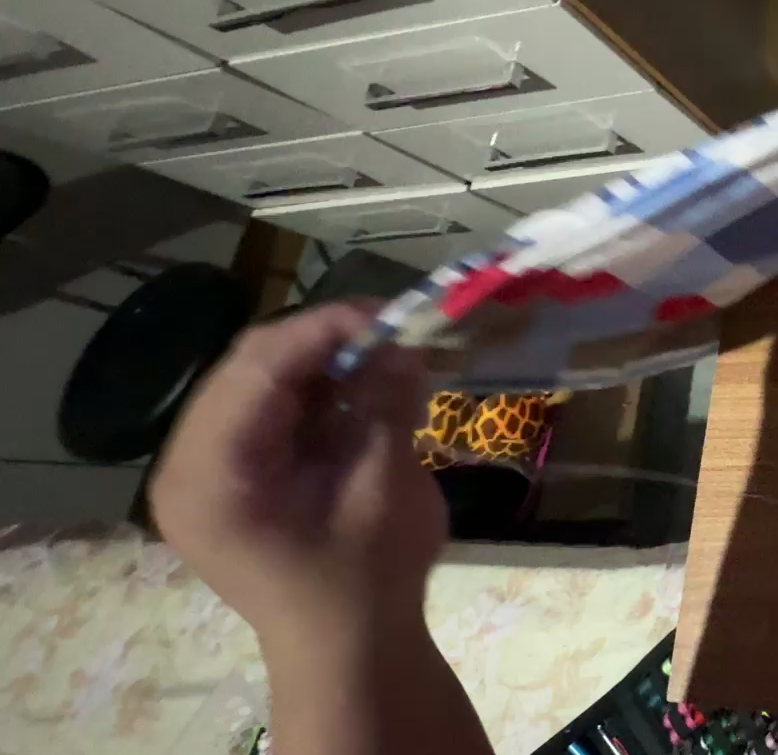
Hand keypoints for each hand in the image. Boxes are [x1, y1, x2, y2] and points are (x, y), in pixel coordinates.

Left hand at [152, 303, 445, 654]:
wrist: (352, 639)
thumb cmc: (364, 574)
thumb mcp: (383, 488)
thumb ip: (384, 410)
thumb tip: (403, 344)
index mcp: (212, 474)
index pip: (255, 371)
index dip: (323, 330)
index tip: (395, 313)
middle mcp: (199, 461)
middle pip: (254, 366)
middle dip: (330, 338)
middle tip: (402, 328)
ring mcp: (225, 463)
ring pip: (272, 377)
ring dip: (334, 357)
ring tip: (397, 352)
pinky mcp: (255, 466)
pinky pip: (288, 402)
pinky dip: (335, 383)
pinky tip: (379, 382)